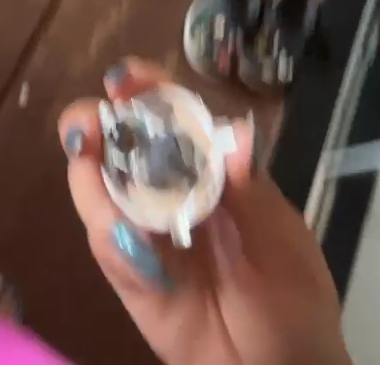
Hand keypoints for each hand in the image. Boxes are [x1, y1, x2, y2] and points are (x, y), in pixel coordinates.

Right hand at [58, 60, 349, 364]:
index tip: (125, 80)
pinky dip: (106, 229)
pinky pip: (104, 240)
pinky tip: (125, 234)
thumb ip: (252, 190)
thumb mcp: (282, 241)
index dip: (143, 88)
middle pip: (114, 138)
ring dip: (88, 170)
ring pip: (94, 182)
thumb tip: (237, 134)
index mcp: (203, 164)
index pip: (166, 111)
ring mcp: (138, 225)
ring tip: (92, 167)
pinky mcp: (123, 268)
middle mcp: (162, 184)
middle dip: (93, 121)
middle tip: (91, 125)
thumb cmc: (291, 300)